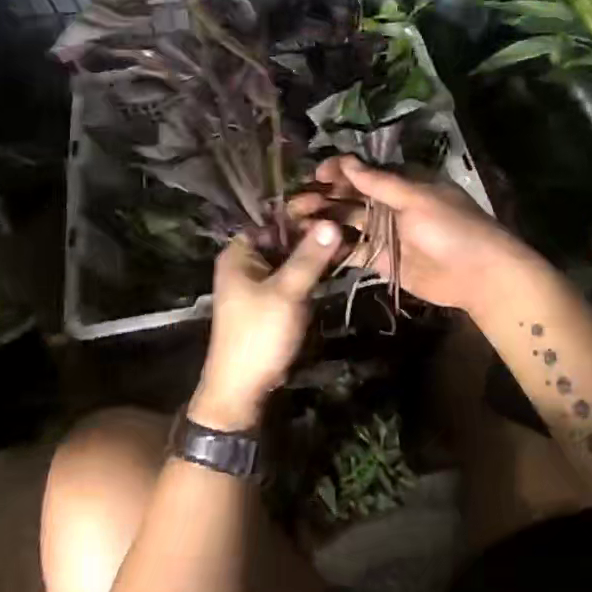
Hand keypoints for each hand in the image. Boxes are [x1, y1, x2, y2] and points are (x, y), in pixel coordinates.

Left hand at [189, 222, 341, 430]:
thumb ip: (309, 257)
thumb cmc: (258, 335)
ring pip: (292, 255)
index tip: (331, 202)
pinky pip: (295, 274)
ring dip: (317, 248)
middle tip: (348, 220)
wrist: (241, 389)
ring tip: (351, 236)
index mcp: (240, 252)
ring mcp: (261, 281)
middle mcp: (248, 261)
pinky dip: (314, 268)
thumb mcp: (287, 293)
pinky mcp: (274, 299)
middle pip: (284, 235)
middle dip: (314, 228)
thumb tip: (332, 222)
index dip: (300, 209)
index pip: (272, 218)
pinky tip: (340, 260)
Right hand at [287, 156, 536, 312]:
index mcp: (402, 183)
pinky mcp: (383, 261)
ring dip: (325, 220)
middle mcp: (390, 205)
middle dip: (324, 197)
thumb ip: (379, 182)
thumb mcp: (416, 199)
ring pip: (349, 223)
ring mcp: (386, 234)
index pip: (363, 172)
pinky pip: (355, 250)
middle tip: (295, 203)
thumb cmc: (452, 228)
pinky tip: (312, 245)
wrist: (480, 275)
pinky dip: (335, 247)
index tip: (315, 174)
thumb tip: (345, 161)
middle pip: (351, 197)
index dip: (339, 171)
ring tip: (296, 222)